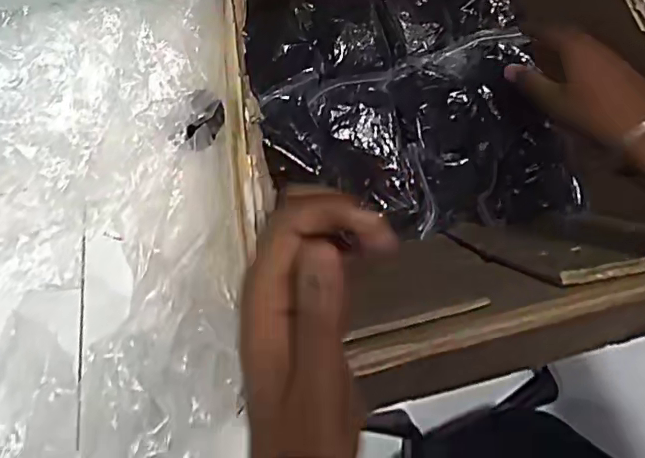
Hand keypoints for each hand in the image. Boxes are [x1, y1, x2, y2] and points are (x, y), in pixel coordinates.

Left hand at [241, 189, 396, 457]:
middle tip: (381, 231)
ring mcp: (280, 290)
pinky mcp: (298, 301)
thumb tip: (322, 246)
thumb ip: (319, 314)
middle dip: (336, 209)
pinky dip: (342, 243)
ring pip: (304, 229)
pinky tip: (368, 254)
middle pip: (291, 215)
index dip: (330, 210)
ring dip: (341, 222)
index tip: (376, 226)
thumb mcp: (318, 383)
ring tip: (382, 239)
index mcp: (263, 294)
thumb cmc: (306, 438)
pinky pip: (316, 253)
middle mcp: (265, 283)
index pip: (288, 222)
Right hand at [503, 26, 644, 148]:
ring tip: (559, 65)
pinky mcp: (634, 77)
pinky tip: (586, 83)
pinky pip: (604, 63)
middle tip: (538, 47)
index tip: (521, 31)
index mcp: (576, 48)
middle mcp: (598, 48)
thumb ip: (532, 83)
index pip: (550, 30)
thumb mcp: (556, 102)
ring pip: (589, 50)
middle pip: (571, 37)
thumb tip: (511, 69)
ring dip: (573, 53)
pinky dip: (590, 66)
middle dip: (553, 40)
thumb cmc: (596, 116)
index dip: (534, 30)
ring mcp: (619, 61)